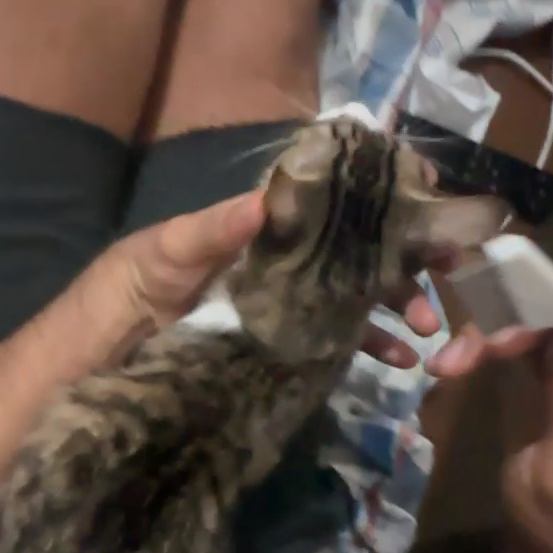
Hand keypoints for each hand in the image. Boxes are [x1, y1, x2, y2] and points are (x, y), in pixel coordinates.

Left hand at [77, 192, 450, 367]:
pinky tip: (397, 357)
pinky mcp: (279, 341)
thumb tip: (267, 202)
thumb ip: (211, 230)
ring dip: (397, 303)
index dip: (381, 195)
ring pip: (354, 291)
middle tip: (449, 272)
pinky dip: (368, 344)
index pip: (331, 198)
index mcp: (258, 225)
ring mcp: (282, 299)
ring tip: (424, 325)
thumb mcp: (165, 251)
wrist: (103, 353)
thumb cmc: (129, 288)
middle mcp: (279, 256)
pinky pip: (333, 337)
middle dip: (406, 255)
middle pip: (356, 246)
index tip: (427, 201)